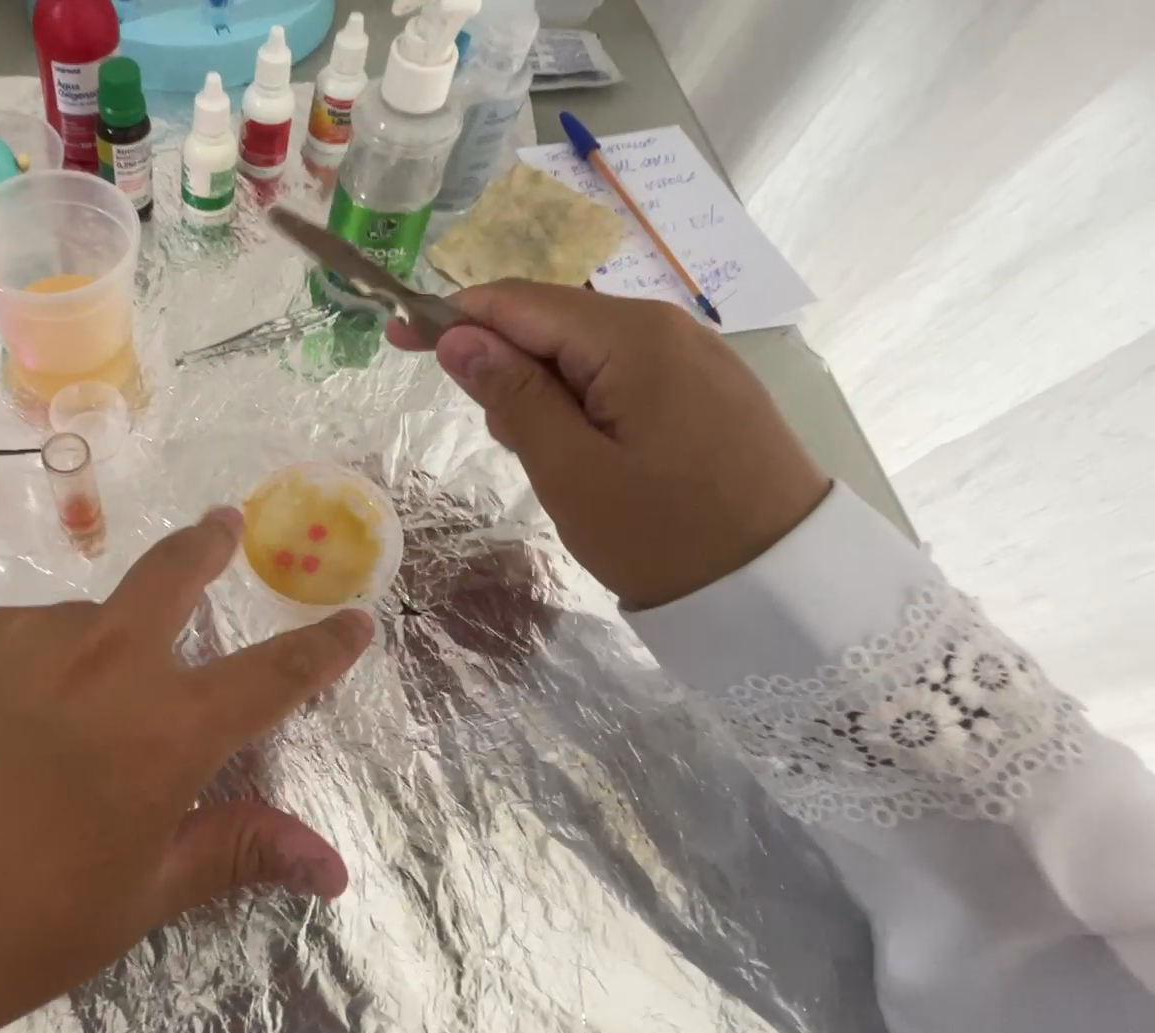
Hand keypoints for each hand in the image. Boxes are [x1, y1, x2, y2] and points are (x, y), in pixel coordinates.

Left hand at [0, 508, 372, 1032]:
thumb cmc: (15, 926)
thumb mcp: (137, 897)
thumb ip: (236, 852)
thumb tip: (333, 866)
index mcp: (163, 730)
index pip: (273, 675)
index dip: (323, 648)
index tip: (354, 619)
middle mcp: (104, 659)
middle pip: (175, 572)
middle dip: (209, 544)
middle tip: (224, 524)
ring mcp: (27, 635)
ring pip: (91, 618)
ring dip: (103, 647)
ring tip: (66, 713)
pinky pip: (25, 635)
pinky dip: (37, 665)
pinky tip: (0, 717)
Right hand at [389, 283, 830, 608]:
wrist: (780, 586)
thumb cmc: (664, 534)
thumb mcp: (569, 470)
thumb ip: (512, 395)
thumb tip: (457, 337)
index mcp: (629, 337)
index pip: (517, 302)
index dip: (450, 316)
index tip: (396, 337)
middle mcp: (663, 327)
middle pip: (549, 322)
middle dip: (503, 367)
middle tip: (508, 443)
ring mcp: (688, 355)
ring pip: (580, 353)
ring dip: (542, 394)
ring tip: (552, 463)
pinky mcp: (700, 386)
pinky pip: (615, 375)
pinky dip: (579, 405)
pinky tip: (587, 454)